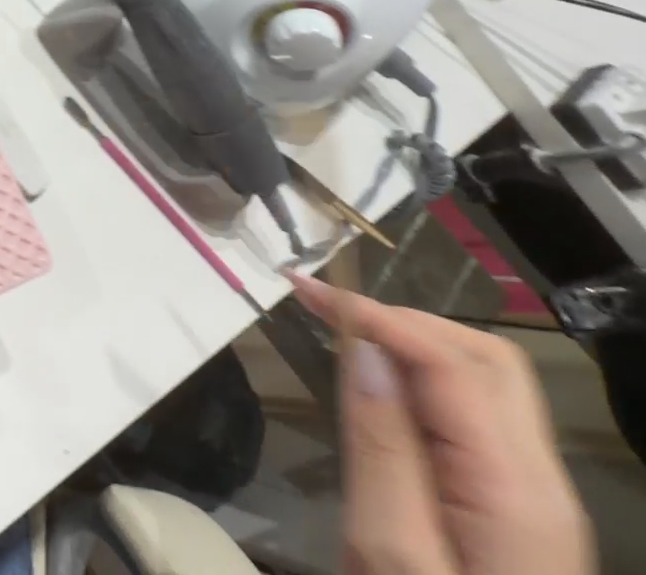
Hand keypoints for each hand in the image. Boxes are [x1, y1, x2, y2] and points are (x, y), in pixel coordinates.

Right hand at [287, 274, 594, 574]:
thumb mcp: (389, 550)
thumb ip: (384, 449)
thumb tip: (367, 356)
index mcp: (512, 488)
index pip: (450, 364)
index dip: (378, 314)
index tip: (303, 291)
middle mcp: (537, 477)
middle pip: (485, 360)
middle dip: (402, 316)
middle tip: (320, 307)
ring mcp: (530, 491)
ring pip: (485, 379)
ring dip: (412, 339)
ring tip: (339, 332)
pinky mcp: (511, 503)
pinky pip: (474, 412)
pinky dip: (421, 375)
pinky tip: (376, 381)